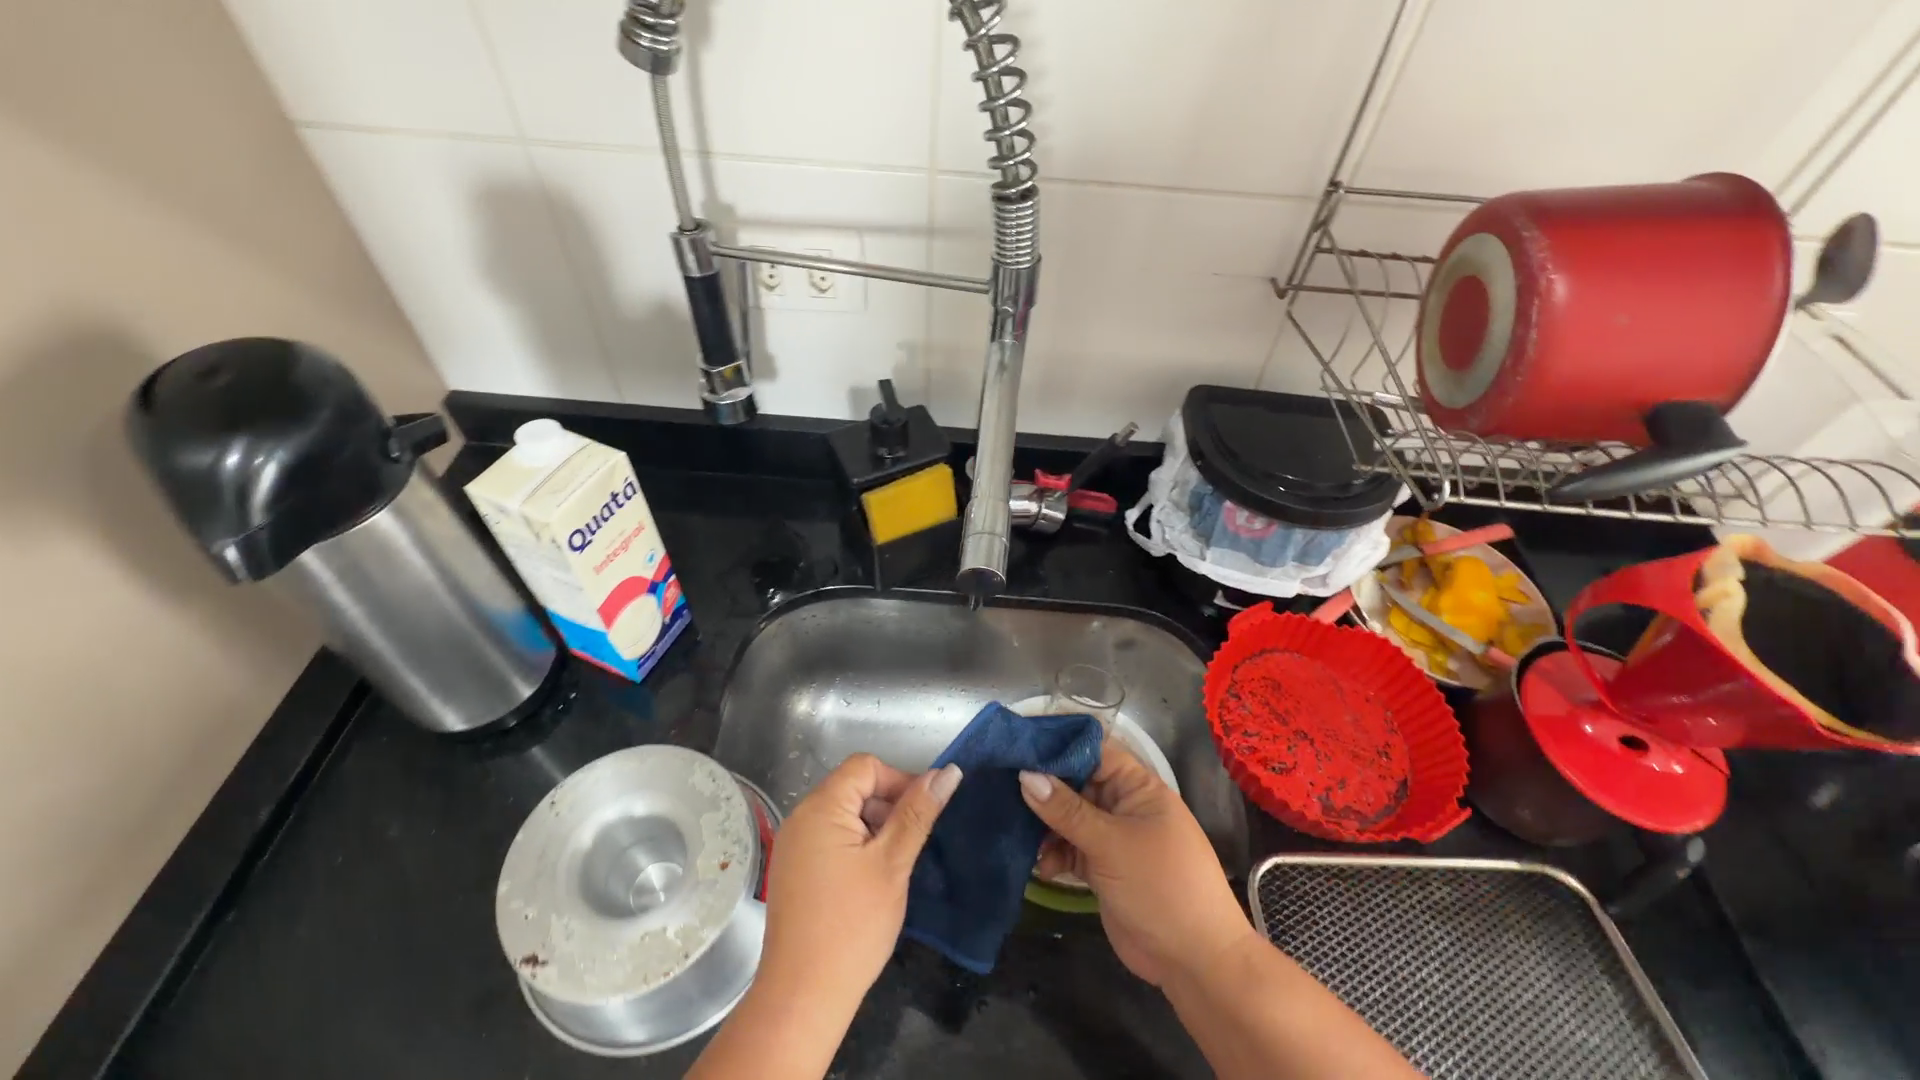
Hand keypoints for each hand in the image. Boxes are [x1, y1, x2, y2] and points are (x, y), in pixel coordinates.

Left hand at [757, 754, 961, 1013]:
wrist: (804, 994)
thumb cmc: (853, 925)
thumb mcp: (893, 864)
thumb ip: (918, 813)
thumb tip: (949, 772)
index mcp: (821, 808)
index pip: (865, 767)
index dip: (899, 782)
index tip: (922, 816)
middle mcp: (801, 818)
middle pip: (853, 788)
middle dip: (888, 808)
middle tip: (909, 849)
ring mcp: (793, 846)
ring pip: (844, 816)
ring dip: (874, 830)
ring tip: (892, 869)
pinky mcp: (793, 871)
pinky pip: (830, 839)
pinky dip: (856, 849)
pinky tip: (870, 883)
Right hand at [1022, 742, 1254, 986]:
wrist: (1194, 959)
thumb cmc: (1161, 886)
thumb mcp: (1111, 844)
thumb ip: (1067, 811)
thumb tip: (1026, 776)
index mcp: (1138, 788)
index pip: (1095, 750)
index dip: (1059, 744)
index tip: (1017, 743)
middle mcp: (1124, 806)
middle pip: (1077, 783)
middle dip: (1043, 787)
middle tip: (1001, 786)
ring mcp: (1113, 838)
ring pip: (1069, 818)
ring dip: (1044, 826)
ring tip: (1018, 834)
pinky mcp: (1103, 868)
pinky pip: (1071, 848)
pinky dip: (1054, 854)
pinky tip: (1041, 867)